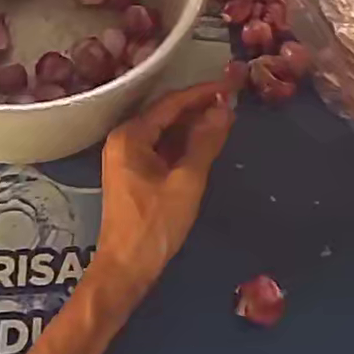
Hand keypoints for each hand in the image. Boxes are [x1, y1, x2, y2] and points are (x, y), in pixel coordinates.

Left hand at [91, 82, 234, 306]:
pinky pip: (161, 146)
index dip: (201, 93)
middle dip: (198, 106)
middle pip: (165, 113)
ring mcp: (126, 155)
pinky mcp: (133, 171)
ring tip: (224, 116)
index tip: (228, 85)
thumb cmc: (155, 225)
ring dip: (192, 124)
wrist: (126, 267)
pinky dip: (183, 142)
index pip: (170, 103)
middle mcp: (123, 139)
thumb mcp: (186, 181)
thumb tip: (224, 108)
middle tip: (230, 98)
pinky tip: (205, 141)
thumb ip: (205, 142)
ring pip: (164, 130)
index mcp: (130, 136)